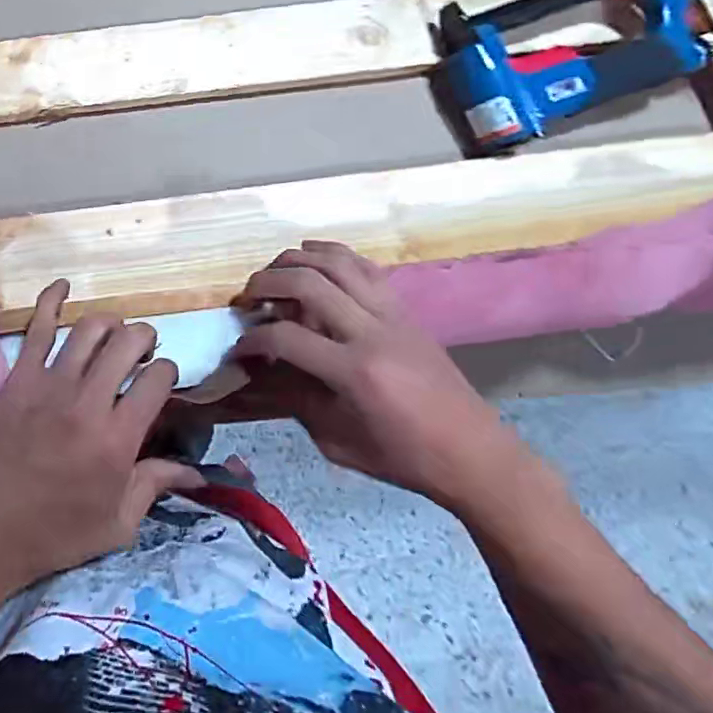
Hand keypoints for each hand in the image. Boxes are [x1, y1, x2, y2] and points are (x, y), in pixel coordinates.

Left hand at [0, 281, 203, 590]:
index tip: (162, 380)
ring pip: (90, 330)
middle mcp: (87, 403)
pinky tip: (63, 285)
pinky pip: (38, 329)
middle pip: (128, 344)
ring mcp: (49, 386)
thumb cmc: (57, 533)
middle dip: (145, 339)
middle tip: (143, 352)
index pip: (157, 379)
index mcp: (118, 439)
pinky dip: (51, 301)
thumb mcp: (118, 523)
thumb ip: (156, 486)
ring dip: (111, 324)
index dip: (167, 372)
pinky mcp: (19, 379)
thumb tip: (196, 472)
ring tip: (114, 334)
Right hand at [232, 241, 532, 510]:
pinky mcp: (405, 310)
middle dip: (266, 283)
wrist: (474, 454)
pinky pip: (365, 268)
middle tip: (247, 300)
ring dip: (296, 260)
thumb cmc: (402, 457)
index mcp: (355, 372)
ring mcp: (393, 315)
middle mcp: (373, 332)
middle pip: (307, 283)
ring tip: (274, 272)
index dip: (252, 340)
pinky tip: (313, 259)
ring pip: (337, 263)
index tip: (239, 350)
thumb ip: (296, 399)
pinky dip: (334, 255)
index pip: (285, 337)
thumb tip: (263, 369)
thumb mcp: (337, 440)